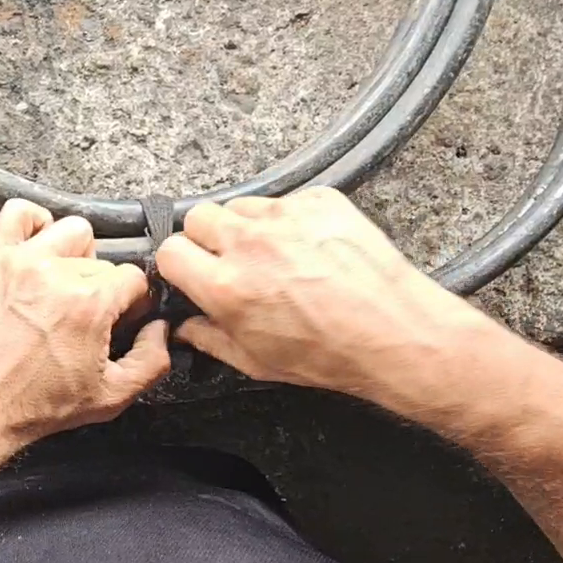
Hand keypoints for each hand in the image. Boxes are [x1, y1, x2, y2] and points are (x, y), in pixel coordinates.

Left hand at [0, 199, 170, 462]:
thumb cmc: (38, 405)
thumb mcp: (112, 397)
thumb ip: (152, 361)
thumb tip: (161, 329)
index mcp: (90, 304)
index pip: (134, 278)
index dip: (133, 302)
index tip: (120, 320)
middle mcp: (57, 275)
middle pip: (104, 261)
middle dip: (103, 288)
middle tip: (87, 318)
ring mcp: (22, 262)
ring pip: (73, 231)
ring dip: (77, 254)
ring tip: (65, 284)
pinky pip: (19, 213)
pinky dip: (35, 224)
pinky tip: (38, 253)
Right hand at [154, 187, 494, 405]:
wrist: (392, 332)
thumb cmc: (330, 351)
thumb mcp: (256, 362)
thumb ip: (209, 339)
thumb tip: (187, 327)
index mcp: (226, 287)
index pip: (171, 251)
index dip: (177, 264)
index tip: (190, 271)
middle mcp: (250, 244)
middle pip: (198, 217)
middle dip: (205, 238)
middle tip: (227, 260)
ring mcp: (285, 217)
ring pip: (239, 204)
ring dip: (244, 226)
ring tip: (270, 255)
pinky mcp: (317, 200)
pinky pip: (283, 200)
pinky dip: (285, 220)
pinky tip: (304, 247)